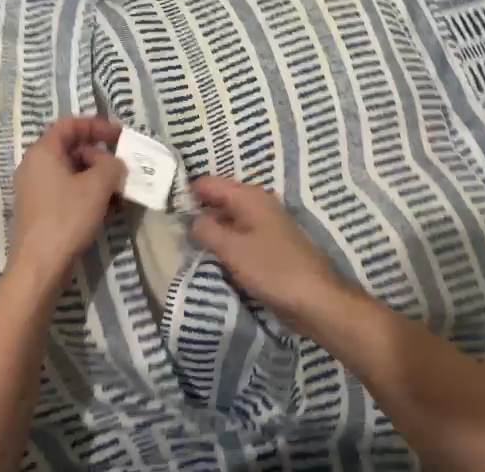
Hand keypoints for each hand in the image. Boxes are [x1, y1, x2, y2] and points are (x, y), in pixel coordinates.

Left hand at [10, 117, 126, 286]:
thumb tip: (114, 164)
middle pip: (72, 149)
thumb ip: (111, 166)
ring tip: (121, 193)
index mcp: (43, 152)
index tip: (120, 135)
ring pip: (73, 174)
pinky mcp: (42, 211)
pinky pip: (68, 193)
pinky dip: (88, 195)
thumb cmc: (66, 217)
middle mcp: (35, 166)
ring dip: (98, 179)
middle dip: (101, 157)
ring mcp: (37, 190)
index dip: (96, 125)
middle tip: (122, 171)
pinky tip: (109, 210)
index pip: (70, 125)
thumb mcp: (96, 186)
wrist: (39, 266)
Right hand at [188, 176, 352, 333]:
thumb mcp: (232, 249)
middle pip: (218, 199)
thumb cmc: (273, 271)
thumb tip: (190, 220)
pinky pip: (239, 236)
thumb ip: (205, 230)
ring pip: (229, 219)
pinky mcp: (269, 246)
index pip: (208, 183)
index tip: (167, 209)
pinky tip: (214, 256)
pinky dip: (225, 242)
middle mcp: (258, 204)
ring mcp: (265, 225)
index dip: (187, 193)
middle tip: (173, 229)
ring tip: (188, 244)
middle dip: (198, 211)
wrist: (317, 302)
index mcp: (249, 197)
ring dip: (211, 229)